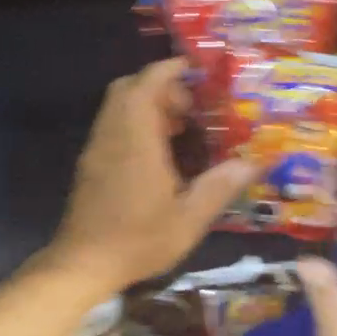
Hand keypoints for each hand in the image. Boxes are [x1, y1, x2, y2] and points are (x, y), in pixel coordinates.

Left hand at [49, 59, 257, 291]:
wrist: (82, 265)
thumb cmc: (137, 241)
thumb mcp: (188, 219)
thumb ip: (219, 186)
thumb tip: (254, 162)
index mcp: (135, 139)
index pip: (147, 83)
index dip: (172, 70)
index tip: (199, 74)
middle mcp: (111, 135)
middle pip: (129, 89)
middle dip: (161, 88)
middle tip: (191, 109)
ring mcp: (96, 150)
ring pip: (117, 108)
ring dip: (146, 108)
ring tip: (179, 132)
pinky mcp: (89, 166)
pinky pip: (111, 128)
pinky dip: (134, 126)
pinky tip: (157, 157)